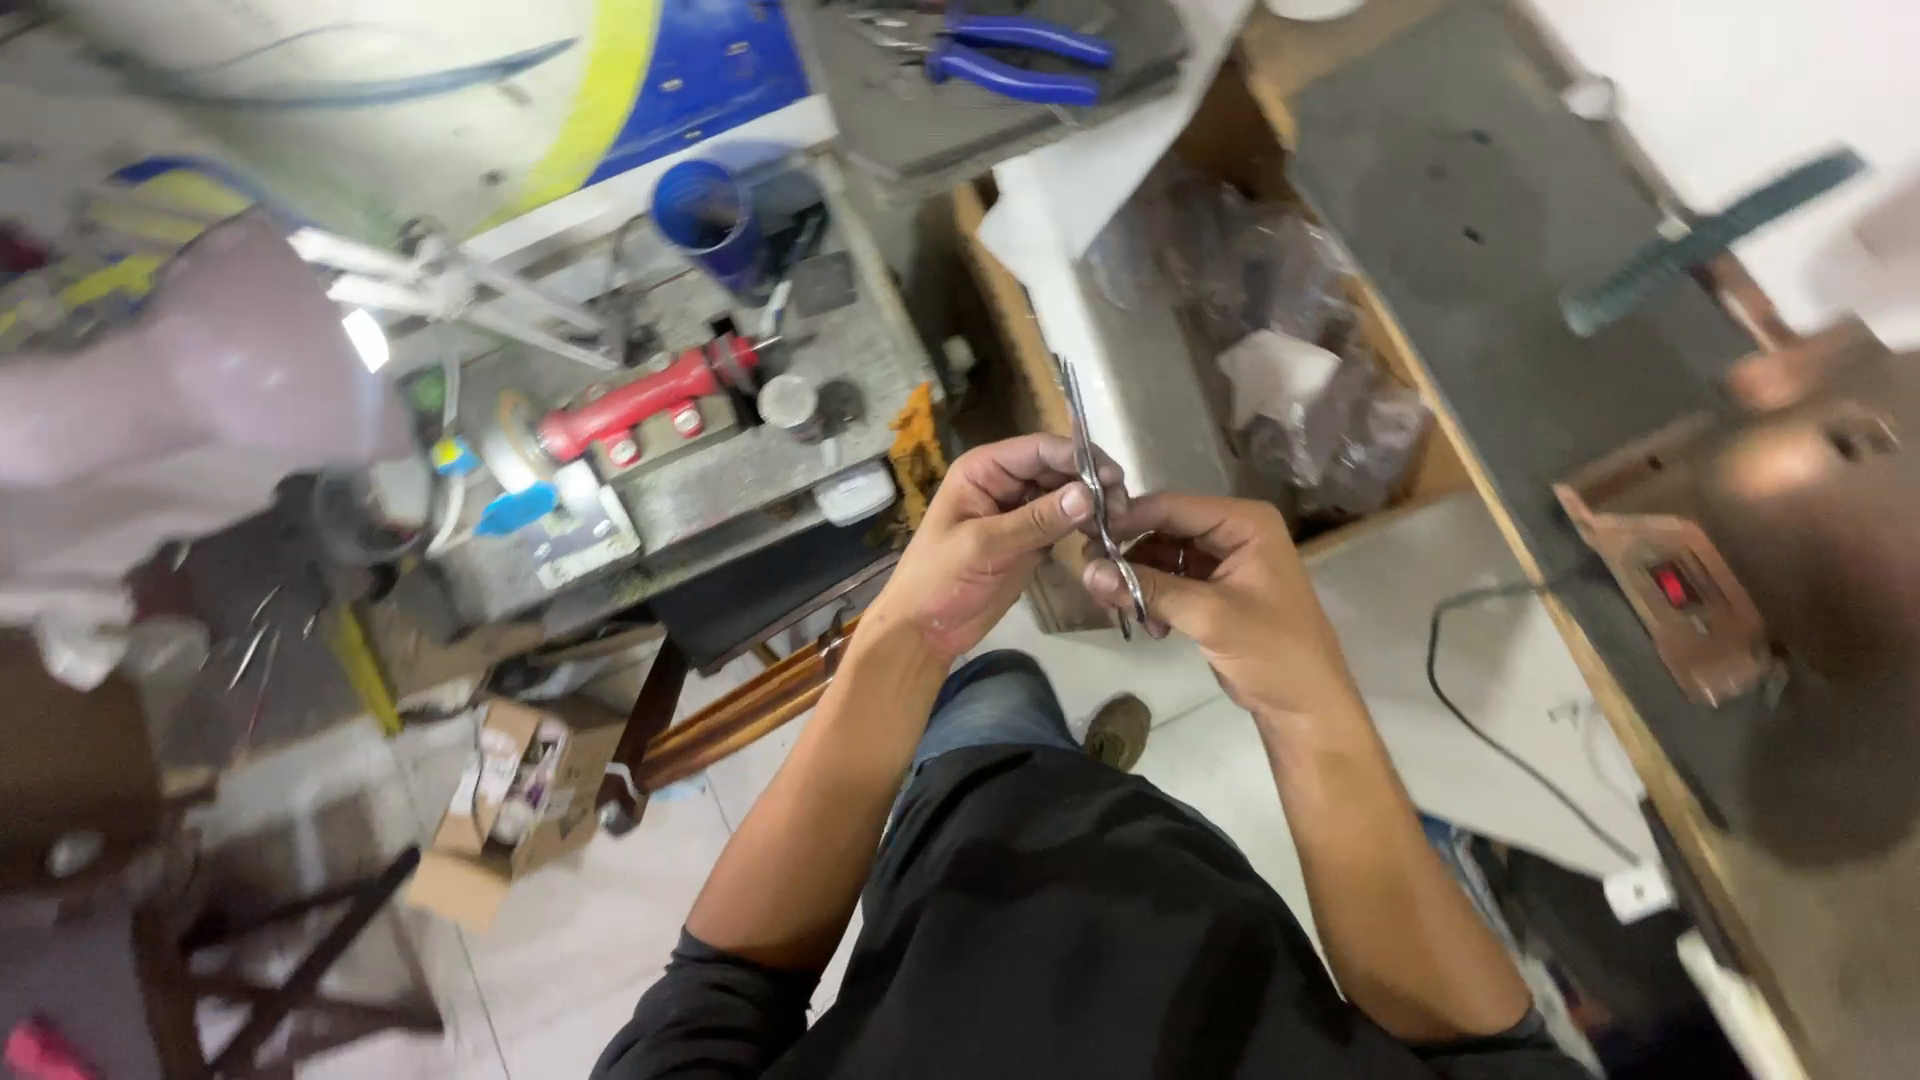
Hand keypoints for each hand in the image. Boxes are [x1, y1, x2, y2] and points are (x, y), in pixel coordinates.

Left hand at [865, 434, 1125, 663]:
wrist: (925, 628)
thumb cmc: (939, 579)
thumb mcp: (984, 546)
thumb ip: (1036, 521)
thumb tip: (1088, 495)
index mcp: (983, 470)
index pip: (1039, 449)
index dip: (1078, 457)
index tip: (1112, 478)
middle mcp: (1004, 482)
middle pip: (1058, 468)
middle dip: (1092, 481)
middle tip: (1122, 507)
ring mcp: (1019, 510)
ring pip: (1066, 493)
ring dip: (1093, 504)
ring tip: (1118, 523)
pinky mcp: (1030, 538)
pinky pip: (1064, 521)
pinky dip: (1084, 525)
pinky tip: (1104, 535)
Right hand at [1081, 493, 1363, 733]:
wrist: (1306, 705)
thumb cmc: (1273, 652)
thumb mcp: (1210, 616)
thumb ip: (1149, 589)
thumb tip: (1089, 572)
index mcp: (1245, 522)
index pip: (1172, 507)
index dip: (1127, 520)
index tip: (1086, 540)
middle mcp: (1233, 531)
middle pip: (1162, 528)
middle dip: (1129, 555)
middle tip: (1095, 580)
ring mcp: (1222, 560)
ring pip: (1160, 555)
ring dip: (1137, 581)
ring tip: (1119, 610)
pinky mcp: (1212, 589)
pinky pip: (1168, 580)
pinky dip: (1151, 598)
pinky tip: (1149, 626)